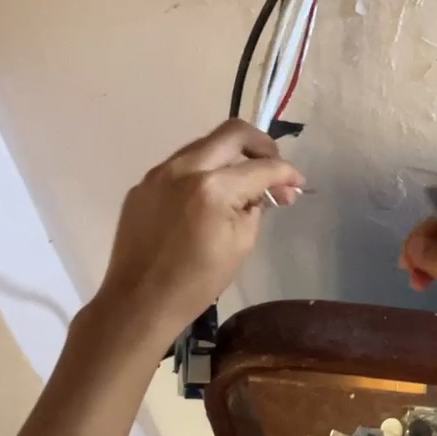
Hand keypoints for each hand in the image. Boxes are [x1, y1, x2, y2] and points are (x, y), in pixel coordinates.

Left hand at [90, 119, 302, 351]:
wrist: (139, 303)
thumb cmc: (197, 282)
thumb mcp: (241, 244)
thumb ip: (257, 206)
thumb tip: (269, 189)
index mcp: (213, 187)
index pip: (262, 167)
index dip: (286, 173)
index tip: (297, 183)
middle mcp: (183, 168)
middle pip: (232, 132)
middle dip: (261, 145)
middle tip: (273, 166)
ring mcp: (158, 173)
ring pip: (204, 144)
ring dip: (230, 155)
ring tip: (243, 182)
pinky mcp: (143, 184)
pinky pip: (181, 165)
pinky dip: (203, 171)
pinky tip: (209, 197)